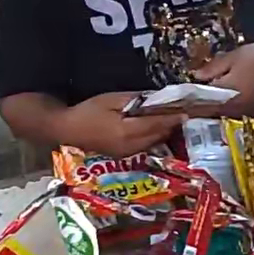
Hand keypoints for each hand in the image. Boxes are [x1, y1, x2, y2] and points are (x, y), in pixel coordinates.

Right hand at [60, 92, 184, 156]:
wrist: (67, 129)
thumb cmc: (88, 111)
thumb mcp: (111, 99)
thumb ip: (134, 100)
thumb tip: (154, 99)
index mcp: (127, 131)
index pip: (156, 124)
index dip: (172, 118)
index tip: (186, 113)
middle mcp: (130, 146)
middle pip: (157, 136)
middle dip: (170, 126)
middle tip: (182, 114)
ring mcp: (126, 154)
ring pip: (153, 143)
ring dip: (163, 132)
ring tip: (173, 120)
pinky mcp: (123, 155)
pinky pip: (145, 146)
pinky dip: (153, 137)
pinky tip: (156, 128)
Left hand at [193, 40, 253, 115]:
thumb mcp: (232, 57)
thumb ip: (212, 69)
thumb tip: (195, 77)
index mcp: (228, 95)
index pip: (203, 104)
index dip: (189, 105)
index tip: (177, 106)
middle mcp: (237, 108)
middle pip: (213, 112)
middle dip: (200, 109)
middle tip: (186, 106)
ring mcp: (249, 110)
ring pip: (224, 113)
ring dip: (213, 110)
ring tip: (202, 105)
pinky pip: (236, 112)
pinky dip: (226, 108)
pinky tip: (223, 102)